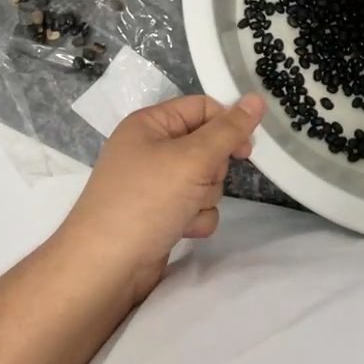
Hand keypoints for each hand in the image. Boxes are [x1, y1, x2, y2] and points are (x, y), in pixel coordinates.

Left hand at [51, 93, 265, 302]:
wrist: (107, 265)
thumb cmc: (146, 201)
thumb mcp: (191, 158)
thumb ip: (228, 131)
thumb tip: (256, 98)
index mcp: (150, 124)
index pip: (202, 108)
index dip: (226, 125)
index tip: (246, 150)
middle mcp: (151, 149)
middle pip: (207, 147)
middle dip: (212, 170)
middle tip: (197, 182)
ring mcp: (155, 184)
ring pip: (206, 180)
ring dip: (204, 198)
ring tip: (184, 210)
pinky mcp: (161, 214)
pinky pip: (196, 207)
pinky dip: (196, 218)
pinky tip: (182, 230)